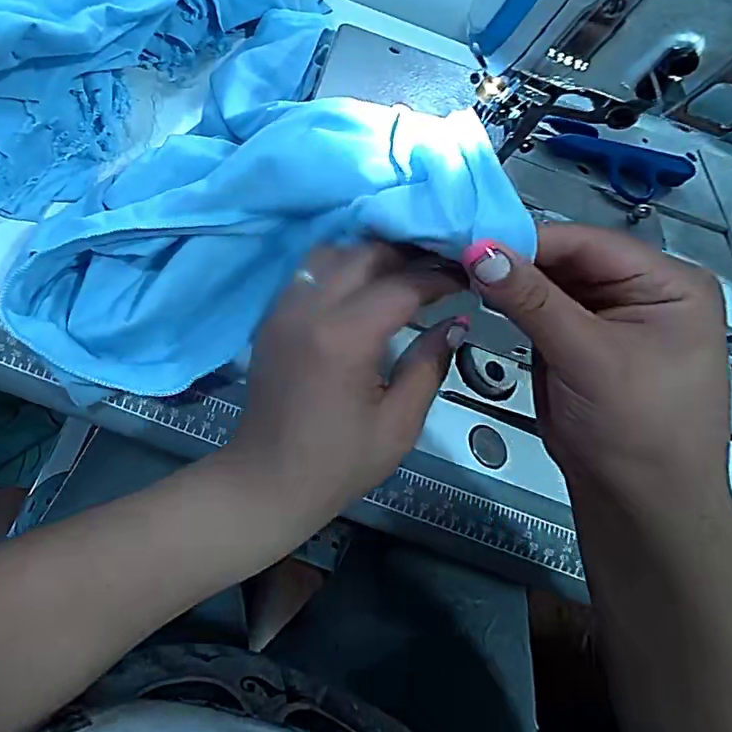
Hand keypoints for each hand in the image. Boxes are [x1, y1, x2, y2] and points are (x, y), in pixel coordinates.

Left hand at [222, 241, 467, 522]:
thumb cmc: (338, 462)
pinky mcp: (272, 314)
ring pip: (332, 252)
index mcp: (343, 337)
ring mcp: (284, 307)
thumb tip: (455, 322)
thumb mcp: (398, 424)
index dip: (437, 278)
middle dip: (406, 256)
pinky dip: (340, 267)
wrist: (267, 479)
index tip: (465, 278)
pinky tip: (361, 287)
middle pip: (365, 254)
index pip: (400, 285)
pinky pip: (309, 270)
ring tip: (401, 275)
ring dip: (369, 256)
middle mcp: (309, 308)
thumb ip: (428, 365)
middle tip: (438, 271)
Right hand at [461, 223, 730, 505]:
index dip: (529, 239)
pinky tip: (485, 293)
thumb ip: (531, 299)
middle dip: (517, 259)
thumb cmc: (635, 431)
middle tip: (459, 254)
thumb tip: (479, 250)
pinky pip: (544, 307)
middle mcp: (644, 290)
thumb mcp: (586, 357)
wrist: (639, 508)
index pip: (588, 244)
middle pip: (569, 259)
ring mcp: (611, 315)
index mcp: (669, 284)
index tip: (472, 239)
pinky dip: (515, 302)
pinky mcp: (583, 338)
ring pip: (551, 281)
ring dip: (512, 280)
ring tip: (464, 270)